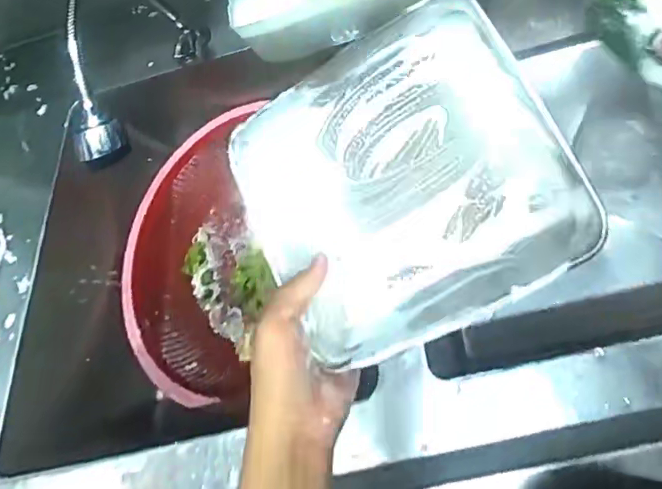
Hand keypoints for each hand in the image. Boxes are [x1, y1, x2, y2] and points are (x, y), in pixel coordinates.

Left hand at [242, 256, 358, 488]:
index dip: (309, 260)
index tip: (331, 233)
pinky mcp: (352, 359)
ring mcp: (330, 342)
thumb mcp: (275, 326)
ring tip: (378, 259)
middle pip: (324, 293)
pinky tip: (386, 295)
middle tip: (362, 241)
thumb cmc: (277, 375)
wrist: (299, 429)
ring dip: (357, 295)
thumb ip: (294, 292)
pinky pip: (363, 335)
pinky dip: (372, 321)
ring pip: (345, 311)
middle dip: (338, 274)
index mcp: (281, 317)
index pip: (297, 281)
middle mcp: (306, 326)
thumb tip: (322, 257)